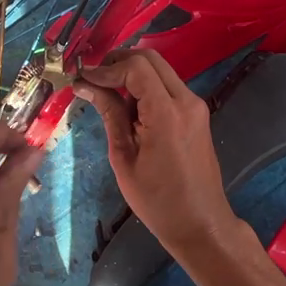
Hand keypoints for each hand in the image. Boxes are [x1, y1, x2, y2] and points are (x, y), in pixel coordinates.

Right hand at [72, 49, 232, 249]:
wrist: (201, 226)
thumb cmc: (158, 201)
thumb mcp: (124, 158)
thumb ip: (109, 114)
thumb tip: (85, 85)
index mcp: (168, 113)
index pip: (136, 67)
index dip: (107, 68)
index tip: (84, 78)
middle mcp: (186, 100)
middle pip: (150, 59)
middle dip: (119, 62)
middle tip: (94, 77)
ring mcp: (195, 105)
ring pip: (160, 69)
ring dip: (133, 73)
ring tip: (108, 94)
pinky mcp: (197, 112)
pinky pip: (167, 85)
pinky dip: (146, 85)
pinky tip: (129, 106)